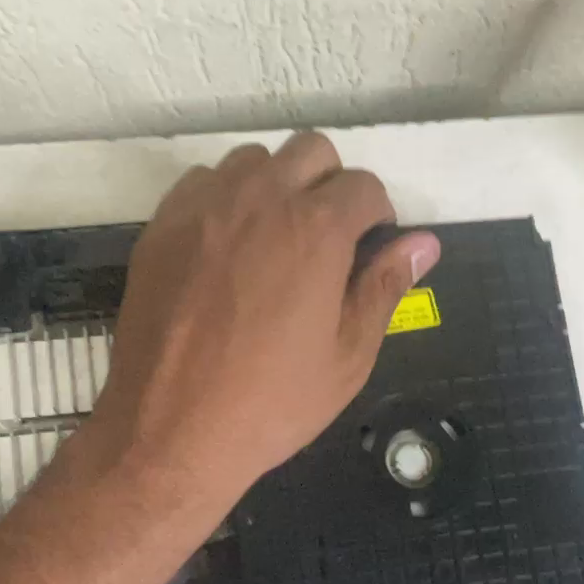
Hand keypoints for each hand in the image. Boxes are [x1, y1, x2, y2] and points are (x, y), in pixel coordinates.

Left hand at [85, 131, 440, 496]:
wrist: (170, 431)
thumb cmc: (269, 406)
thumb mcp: (346, 360)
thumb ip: (384, 290)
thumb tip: (423, 244)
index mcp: (316, 230)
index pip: (364, 186)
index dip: (376, 216)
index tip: (367, 250)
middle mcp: (259, 200)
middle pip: (311, 152)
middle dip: (330, 186)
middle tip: (325, 242)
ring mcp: (203, 209)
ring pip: (253, 162)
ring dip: (275, 188)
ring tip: (272, 244)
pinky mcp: (160, 228)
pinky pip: (201, 185)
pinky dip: (223, 202)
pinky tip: (223, 252)